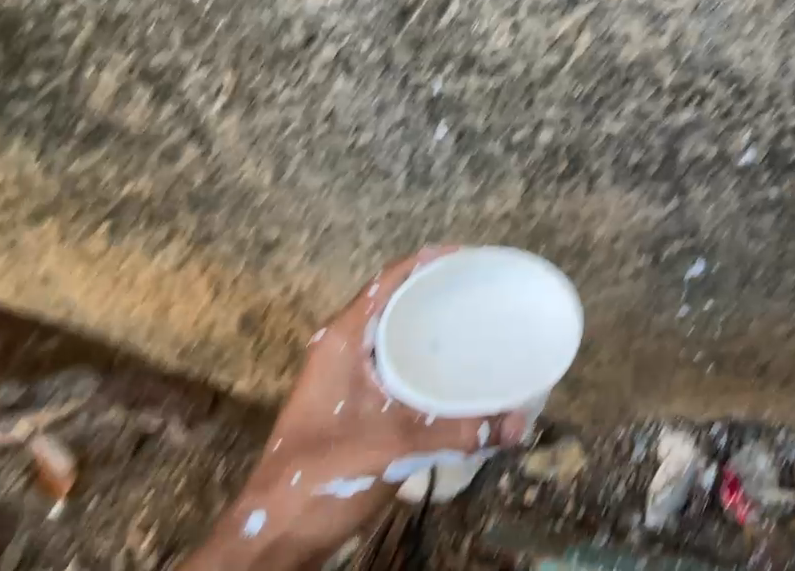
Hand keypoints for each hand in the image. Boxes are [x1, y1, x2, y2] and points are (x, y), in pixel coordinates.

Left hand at [182, 249, 530, 570]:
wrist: (272, 537)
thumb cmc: (323, 476)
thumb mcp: (397, 448)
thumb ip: (461, 434)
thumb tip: (522, 425)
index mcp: (344, 339)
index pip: (390, 280)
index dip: (430, 261)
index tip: (472, 257)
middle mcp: (342, 348)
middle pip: (394, 301)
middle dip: (436, 290)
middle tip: (483, 289)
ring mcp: (343, 377)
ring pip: (392, 334)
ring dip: (428, 325)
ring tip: (475, 323)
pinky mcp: (350, 403)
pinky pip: (392, 363)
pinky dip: (422, 357)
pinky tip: (451, 373)